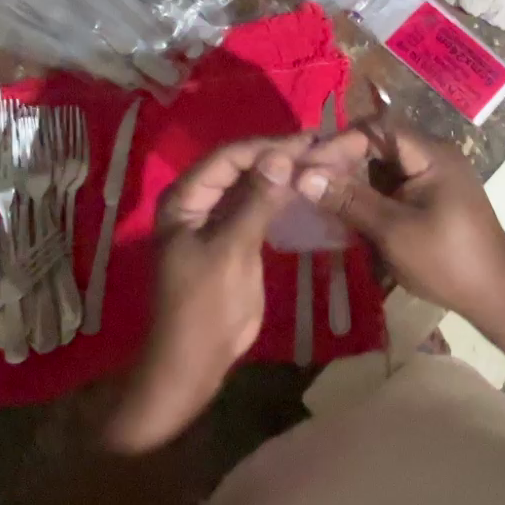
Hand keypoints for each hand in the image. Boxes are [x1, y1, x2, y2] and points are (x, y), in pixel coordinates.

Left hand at [105, 136, 307, 452]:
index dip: (266, 147)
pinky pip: (258, 208)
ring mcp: (216, 221)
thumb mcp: (230, 250)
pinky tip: (306, 192)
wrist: (195, 362)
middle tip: (320, 148)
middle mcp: (198, 202)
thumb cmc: (203, 306)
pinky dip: (280, 199)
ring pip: (251, 186)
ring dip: (281, 175)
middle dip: (277, 157)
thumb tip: (281, 157)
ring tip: (320, 162)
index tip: (306, 142)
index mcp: (184, 199)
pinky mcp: (235, 239)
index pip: (227, 158)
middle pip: (240, 168)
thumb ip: (255, 202)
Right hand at [297, 124, 504, 322]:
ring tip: (322, 198)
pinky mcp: (434, 197)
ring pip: (384, 165)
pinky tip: (349, 213)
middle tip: (309, 182)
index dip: (339, 143)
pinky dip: (370, 194)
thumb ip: (349, 200)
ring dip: (354, 179)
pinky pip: (394, 184)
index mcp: (432, 154)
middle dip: (343, 160)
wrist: (498, 297)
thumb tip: (303, 176)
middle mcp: (435, 155)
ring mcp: (436, 177)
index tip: (309, 167)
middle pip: (379, 143)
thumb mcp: (393, 231)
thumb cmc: (447, 261)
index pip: (377, 129)